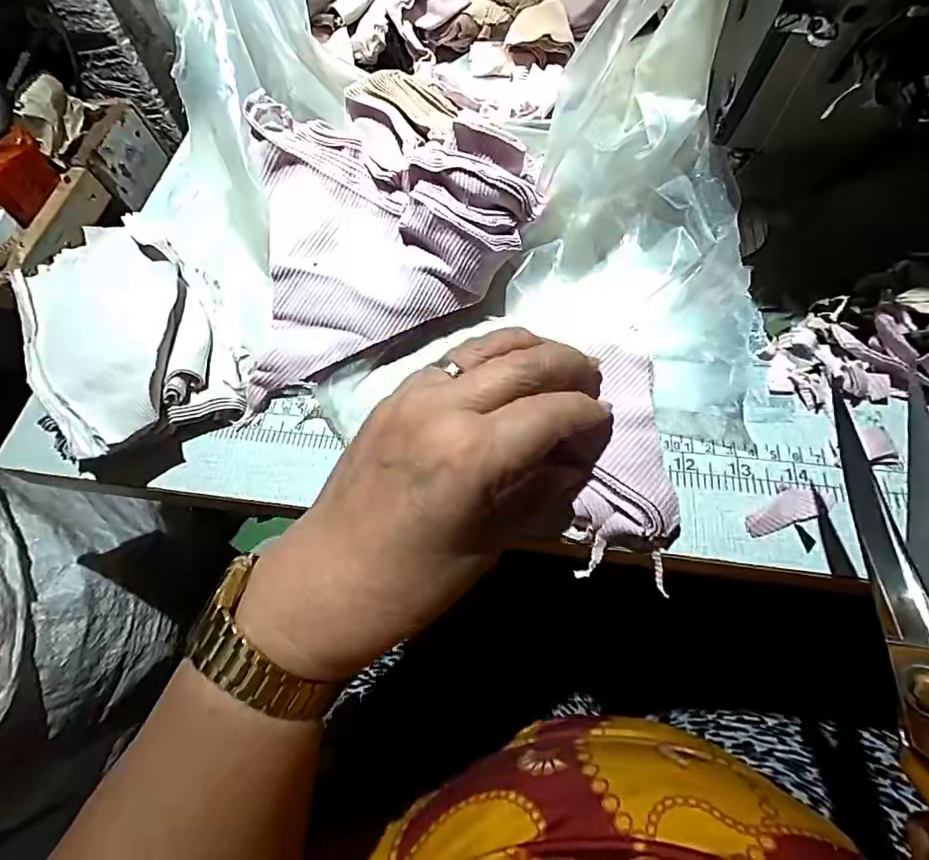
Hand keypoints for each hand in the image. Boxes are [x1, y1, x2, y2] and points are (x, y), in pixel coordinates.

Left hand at [234, 328, 610, 680]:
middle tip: (593, 378)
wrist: (324, 582)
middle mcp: (445, 408)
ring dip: (534, 348)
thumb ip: (540, 490)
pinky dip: (493, 356)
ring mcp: (415, 393)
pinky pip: (457, 359)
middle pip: (526, 363)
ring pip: (490, 346)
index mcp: (472, 453)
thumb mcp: (492, 543)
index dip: (586, 413)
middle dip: (569, 365)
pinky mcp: (396, 394)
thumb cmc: (415, 582)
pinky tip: (508, 371)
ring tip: (561, 361)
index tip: (604, 418)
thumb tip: (576, 459)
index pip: (551, 411)